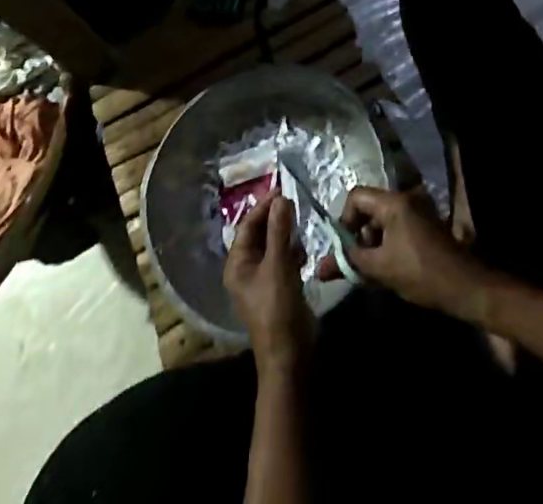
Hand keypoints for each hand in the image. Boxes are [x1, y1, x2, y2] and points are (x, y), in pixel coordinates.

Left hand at [224, 195, 312, 371]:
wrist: (290, 353)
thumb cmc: (277, 307)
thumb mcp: (278, 265)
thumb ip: (279, 231)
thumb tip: (281, 198)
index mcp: (237, 264)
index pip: (247, 226)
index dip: (263, 206)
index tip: (282, 189)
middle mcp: (246, 269)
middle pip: (259, 234)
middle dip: (275, 218)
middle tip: (295, 201)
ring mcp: (263, 279)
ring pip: (273, 246)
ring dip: (285, 233)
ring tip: (301, 221)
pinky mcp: (279, 287)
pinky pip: (283, 260)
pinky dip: (292, 251)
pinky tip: (305, 249)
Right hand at [318, 188, 497, 322]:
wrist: (465, 287)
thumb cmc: (420, 273)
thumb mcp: (379, 268)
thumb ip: (348, 262)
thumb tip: (319, 268)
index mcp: (394, 202)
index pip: (355, 197)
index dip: (344, 220)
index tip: (346, 246)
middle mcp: (406, 199)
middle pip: (369, 208)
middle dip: (359, 235)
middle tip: (359, 261)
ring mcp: (419, 211)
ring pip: (382, 220)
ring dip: (373, 242)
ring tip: (373, 269)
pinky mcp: (426, 225)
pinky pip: (397, 227)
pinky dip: (387, 244)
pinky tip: (388, 269)